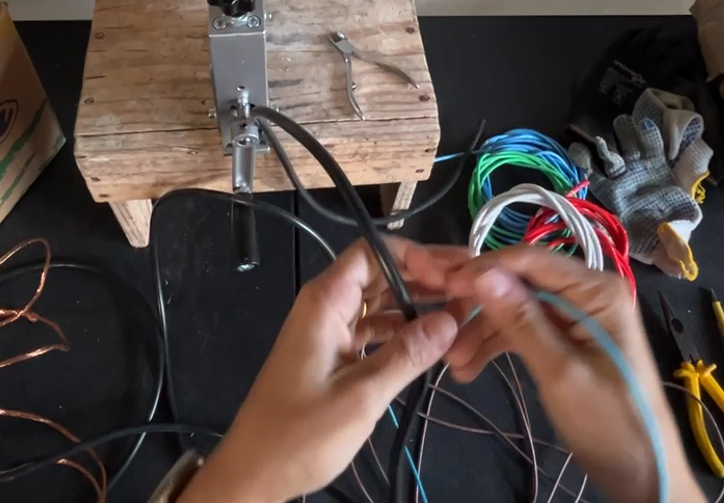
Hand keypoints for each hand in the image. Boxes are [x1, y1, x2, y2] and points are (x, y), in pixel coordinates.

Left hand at [180, 239, 457, 502]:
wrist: (253, 472)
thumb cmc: (301, 432)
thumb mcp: (361, 396)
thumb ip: (407, 355)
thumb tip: (451, 320)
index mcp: (326, 299)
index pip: (373, 251)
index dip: (414, 255)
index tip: (451, 274)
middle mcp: (327, 303)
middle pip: (380, 272)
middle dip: (424, 276)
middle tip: (470, 286)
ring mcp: (329, 327)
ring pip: (379, 300)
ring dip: (415, 304)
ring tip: (461, 312)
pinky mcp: (333, 351)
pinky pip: (372, 327)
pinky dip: (400, 330)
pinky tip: (430, 341)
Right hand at [407, 245, 704, 502]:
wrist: (646, 481)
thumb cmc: (612, 425)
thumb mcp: (562, 373)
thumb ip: (522, 321)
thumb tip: (481, 274)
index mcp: (596, 288)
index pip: (530, 260)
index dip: (485, 269)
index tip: (444, 285)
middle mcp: (586, 291)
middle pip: (520, 282)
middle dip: (481, 305)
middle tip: (444, 327)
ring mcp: (577, 314)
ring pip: (517, 306)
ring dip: (484, 330)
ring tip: (454, 361)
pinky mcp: (568, 338)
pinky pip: (525, 328)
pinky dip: (498, 344)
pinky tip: (470, 366)